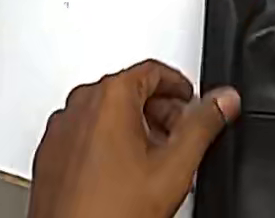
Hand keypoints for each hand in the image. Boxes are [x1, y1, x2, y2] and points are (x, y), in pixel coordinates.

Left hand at [28, 60, 239, 217]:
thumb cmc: (111, 215)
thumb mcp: (173, 168)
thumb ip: (203, 126)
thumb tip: (224, 100)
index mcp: (111, 95)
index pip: (154, 71)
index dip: (179, 86)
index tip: (191, 100)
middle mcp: (81, 103)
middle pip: (130, 90)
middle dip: (160, 110)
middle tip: (180, 136)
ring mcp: (62, 128)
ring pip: (106, 112)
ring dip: (134, 127)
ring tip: (154, 162)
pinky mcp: (49, 153)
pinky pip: (84, 132)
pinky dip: (106, 143)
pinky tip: (122, 176)